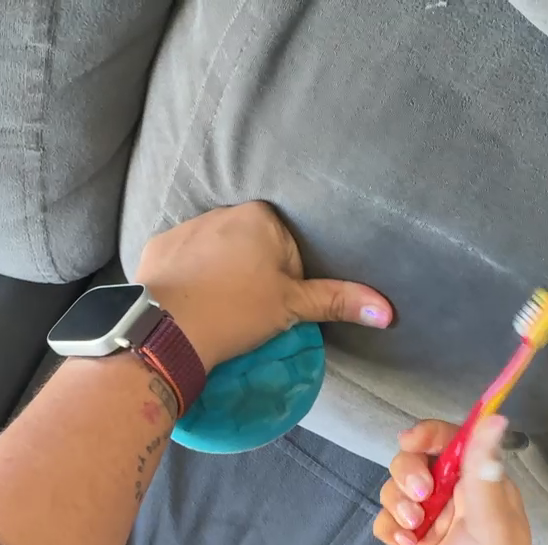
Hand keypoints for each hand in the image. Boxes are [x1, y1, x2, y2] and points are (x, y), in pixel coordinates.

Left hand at [134, 202, 392, 370]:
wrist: (169, 330)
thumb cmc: (237, 313)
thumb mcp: (292, 308)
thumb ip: (337, 302)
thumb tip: (388, 311)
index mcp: (262, 218)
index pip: (289, 253)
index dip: (287, 286)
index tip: (273, 310)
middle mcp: (224, 211)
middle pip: (252, 250)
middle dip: (254, 278)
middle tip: (245, 314)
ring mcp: (187, 227)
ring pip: (218, 255)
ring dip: (221, 277)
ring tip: (217, 310)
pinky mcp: (159, 248)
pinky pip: (183, 262)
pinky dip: (188, 280)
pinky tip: (189, 303)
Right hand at [373, 416, 532, 544]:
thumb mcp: (489, 523)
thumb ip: (482, 469)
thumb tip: (496, 415)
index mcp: (486, 489)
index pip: (456, 443)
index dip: (431, 436)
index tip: (411, 441)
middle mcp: (458, 500)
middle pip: (419, 460)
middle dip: (408, 474)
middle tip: (418, 497)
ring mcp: (432, 523)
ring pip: (397, 488)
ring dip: (397, 503)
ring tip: (412, 531)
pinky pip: (387, 520)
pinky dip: (389, 530)